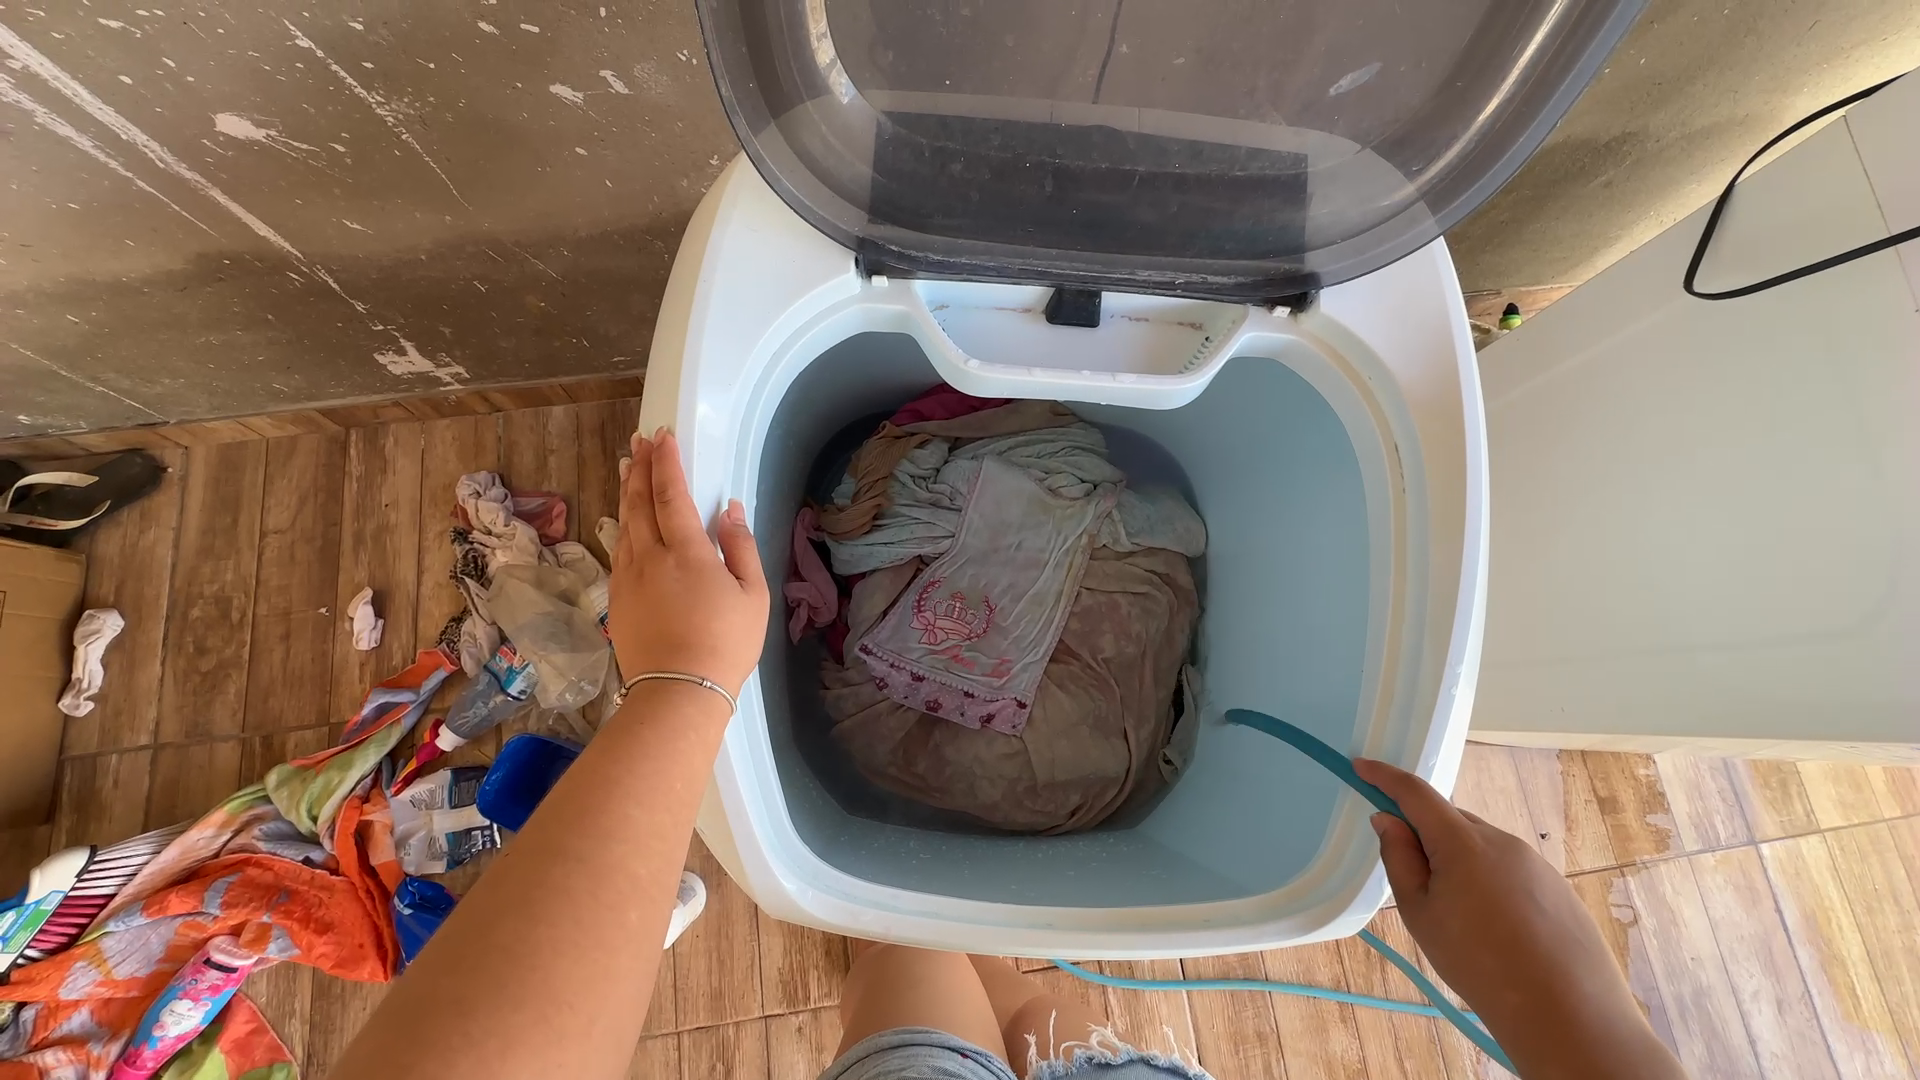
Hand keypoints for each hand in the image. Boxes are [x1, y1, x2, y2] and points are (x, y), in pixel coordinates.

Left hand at [608, 428, 769, 698]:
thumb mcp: (753, 595)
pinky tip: (625, 521)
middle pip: (640, 502)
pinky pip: (618, 549)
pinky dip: (622, 524)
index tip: (663, 437)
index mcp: (687, 553)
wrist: (679, 690)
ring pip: (624, 524)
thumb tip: (730, 509)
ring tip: (627, 468)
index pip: (672, 496)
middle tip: (639, 441)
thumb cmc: (726, 643)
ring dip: (627, 492)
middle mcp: (650, 557)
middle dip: (640, 468)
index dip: (667, 464)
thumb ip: (741, 546)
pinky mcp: (618, 598)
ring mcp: (628, 578)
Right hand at [1354, 758, 1685, 1079]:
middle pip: (1450, 819)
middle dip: (1424, 831)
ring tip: (1458, 915)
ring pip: (1480, 844)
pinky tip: (1494, 926)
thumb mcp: (1419, 913)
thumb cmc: (1478, 964)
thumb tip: (1389, 820)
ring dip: (1458, 858)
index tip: (1360, 765)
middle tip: (1412, 874)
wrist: (1571, 1018)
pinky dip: (1488, 879)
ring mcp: (1535, 863)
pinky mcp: (1558, 888)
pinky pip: (1508, 867)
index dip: (1383, 776)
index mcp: (1462, 842)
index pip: (1415, 792)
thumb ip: (1399, 858)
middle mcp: (1501, 840)